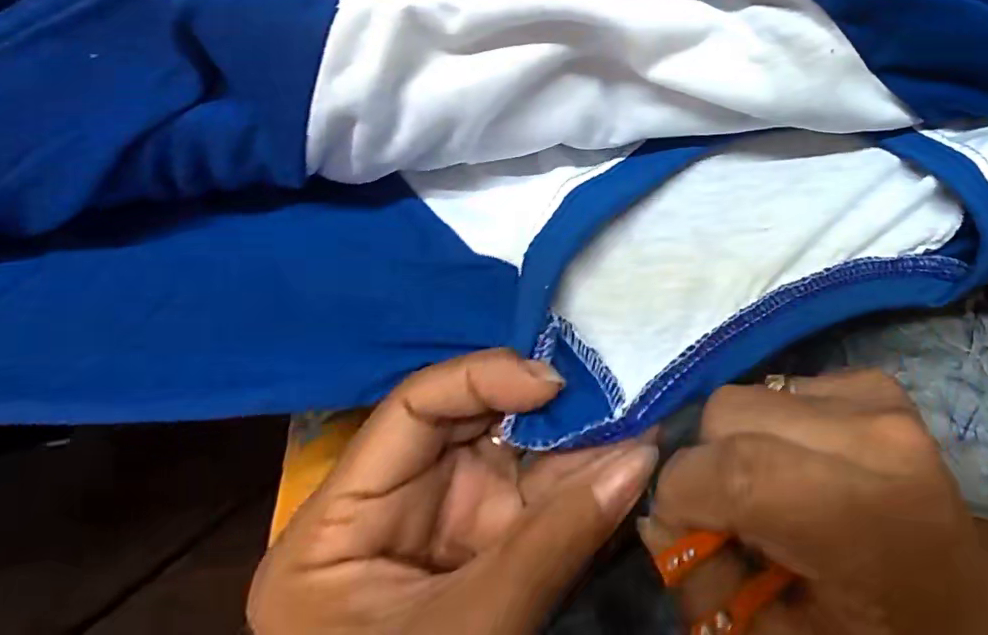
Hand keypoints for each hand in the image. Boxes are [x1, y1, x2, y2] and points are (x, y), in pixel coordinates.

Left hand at [249, 349, 657, 634]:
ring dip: (584, 440)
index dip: (485, 377)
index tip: (555, 386)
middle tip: (618, 400)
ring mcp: (454, 522)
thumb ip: (554, 539)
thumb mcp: (468, 630)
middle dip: (550, 410)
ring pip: (524, 454)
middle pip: (477, 423)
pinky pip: (549, 492)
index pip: (413, 407)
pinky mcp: (499, 543)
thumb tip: (644, 453)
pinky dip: (591, 478)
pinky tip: (634, 459)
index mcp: (343, 522)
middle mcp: (400, 505)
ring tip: (642, 423)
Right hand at [647, 370, 987, 634]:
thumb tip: (659, 516)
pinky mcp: (880, 380)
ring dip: (744, 438)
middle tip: (730, 515)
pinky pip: (792, 384)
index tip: (682, 530)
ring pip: (756, 390)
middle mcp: (872, 430)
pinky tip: (807, 462)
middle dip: (708, 462)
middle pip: (733, 409)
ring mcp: (881, 395)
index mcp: (856, 511)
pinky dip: (779, 422)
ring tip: (774, 488)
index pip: (732, 467)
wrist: (970, 598)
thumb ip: (706, 584)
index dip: (682, 495)